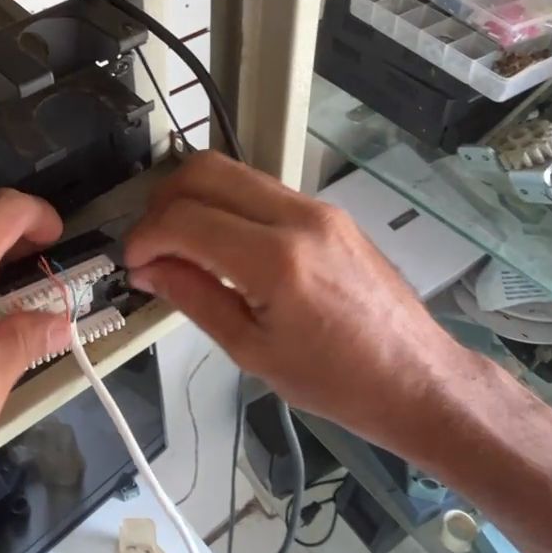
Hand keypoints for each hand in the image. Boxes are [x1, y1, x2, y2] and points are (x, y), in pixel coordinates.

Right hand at [123, 152, 481, 465]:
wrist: (418, 378)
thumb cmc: (339, 382)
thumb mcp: (251, 351)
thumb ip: (192, 297)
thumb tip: (147, 269)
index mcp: (276, 260)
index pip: (185, 219)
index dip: (145, 236)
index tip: (133, 261)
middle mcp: (297, 217)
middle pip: (204, 170)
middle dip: (162, 200)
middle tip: (150, 242)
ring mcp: (316, 207)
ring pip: (231, 170)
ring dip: (192, 196)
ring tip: (180, 242)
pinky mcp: (326, 210)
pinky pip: (259, 187)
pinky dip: (225, 202)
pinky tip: (219, 242)